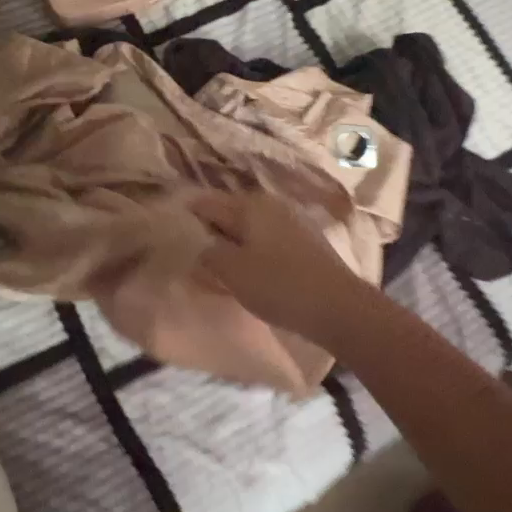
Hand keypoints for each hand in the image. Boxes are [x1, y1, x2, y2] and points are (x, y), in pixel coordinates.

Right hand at [188, 190, 383, 348]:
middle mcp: (270, 204)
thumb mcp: (232, 271)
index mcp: (248, 205)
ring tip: (220, 264)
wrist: (339, 307)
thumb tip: (203, 245)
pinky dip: (254, 249)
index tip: (172, 232)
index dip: (187, 217)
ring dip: (234, 241)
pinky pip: (268, 239)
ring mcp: (292, 220)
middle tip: (194, 252)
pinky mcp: (306, 241)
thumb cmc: (279, 286)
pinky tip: (251, 269)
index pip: (206, 203)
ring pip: (250, 226)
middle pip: (230, 212)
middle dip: (212, 229)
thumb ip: (209, 254)